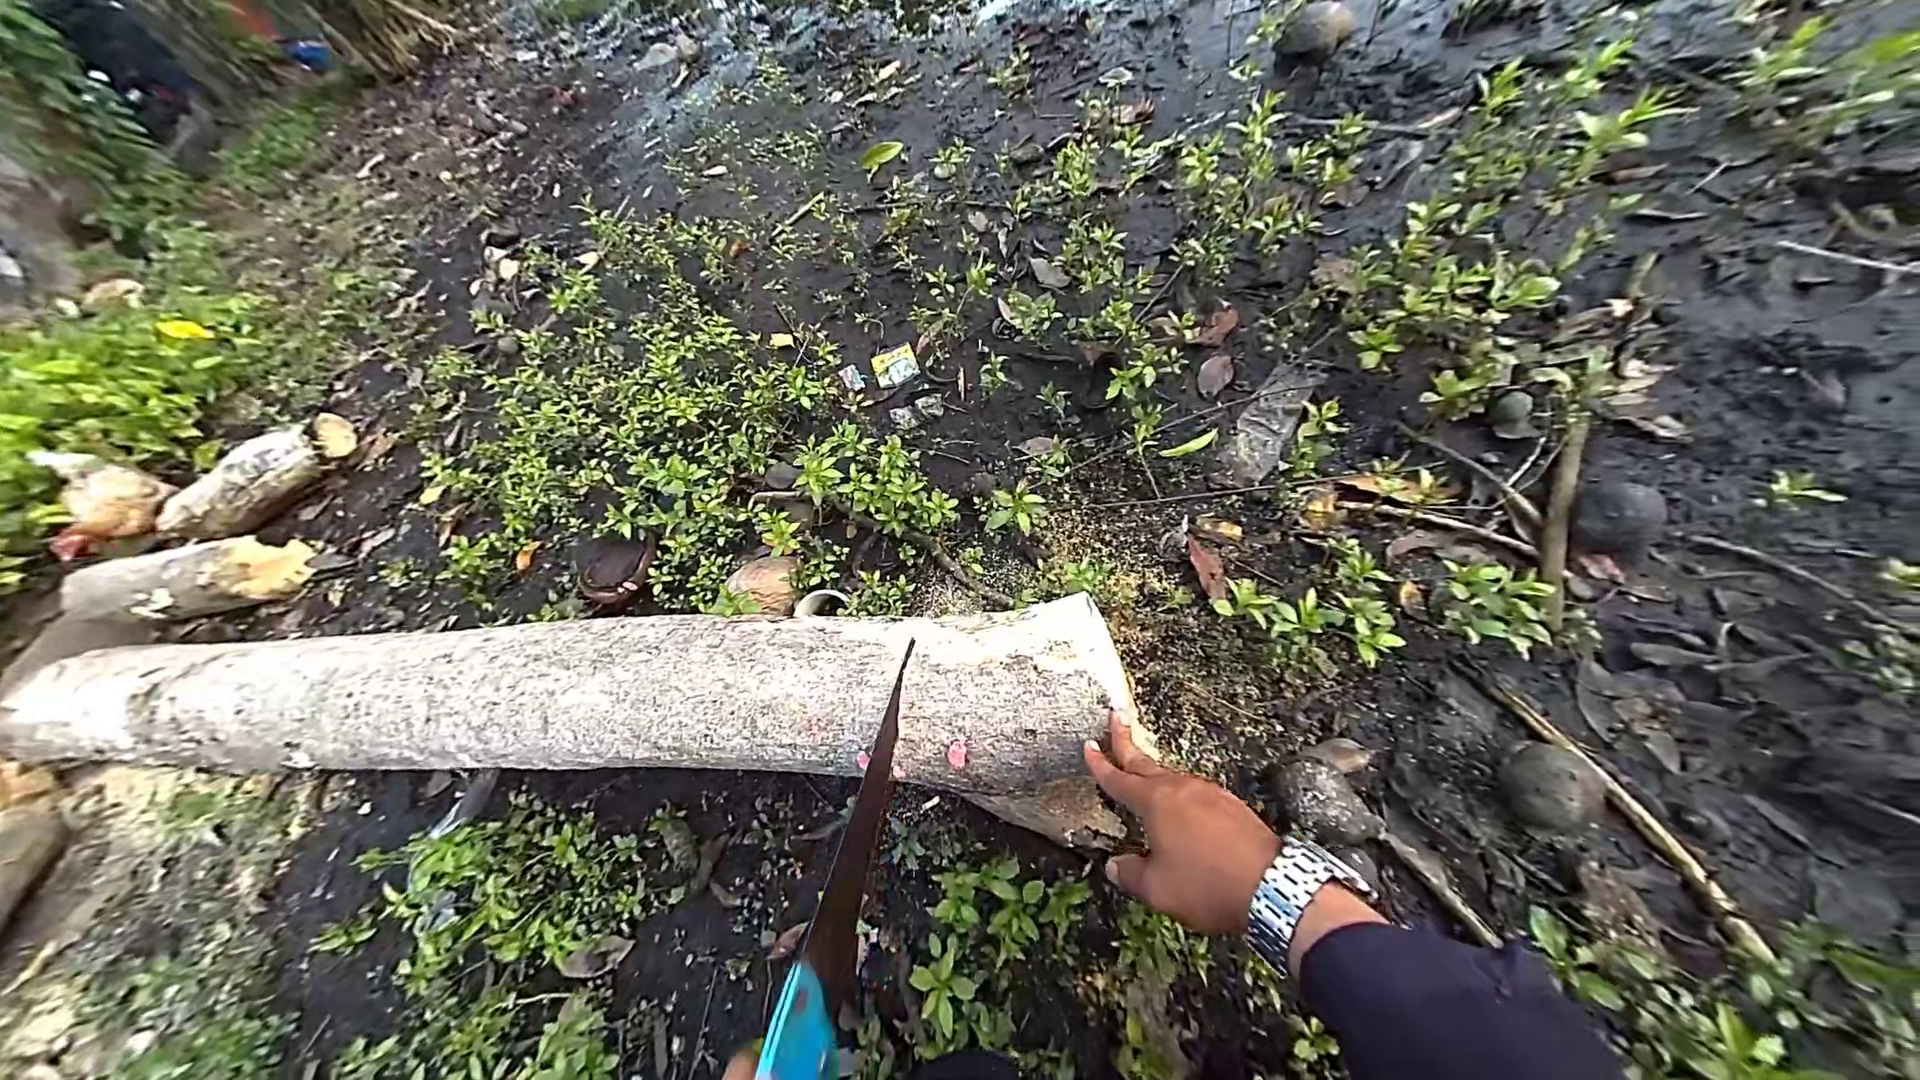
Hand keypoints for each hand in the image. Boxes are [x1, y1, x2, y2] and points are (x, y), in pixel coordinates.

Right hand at [1082, 709, 1281, 934]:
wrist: (1274, 886)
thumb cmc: (1208, 885)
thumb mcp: (1158, 889)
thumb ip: (1131, 874)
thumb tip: (1116, 866)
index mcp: (1154, 802)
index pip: (1118, 778)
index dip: (1099, 763)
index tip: (1088, 746)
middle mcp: (1179, 788)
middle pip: (1143, 760)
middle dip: (1124, 738)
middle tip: (1114, 715)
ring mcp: (1207, 793)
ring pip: (1170, 777)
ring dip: (1152, 771)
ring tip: (1144, 774)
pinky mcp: (1229, 804)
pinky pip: (1195, 792)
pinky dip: (1180, 793)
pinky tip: (1184, 808)